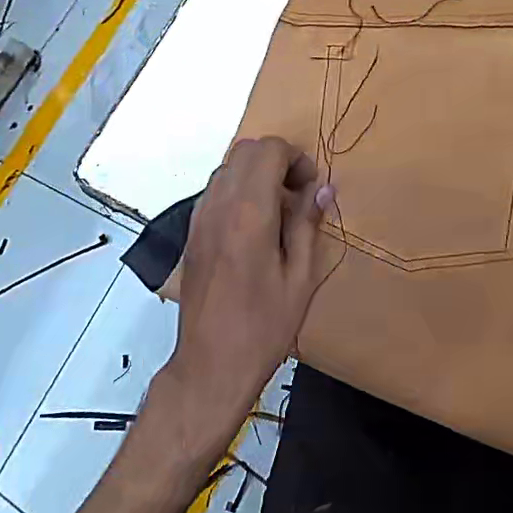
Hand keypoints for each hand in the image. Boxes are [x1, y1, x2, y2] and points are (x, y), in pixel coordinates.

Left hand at [151, 138, 328, 463]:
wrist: (212, 362)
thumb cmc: (264, 327)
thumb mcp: (300, 278)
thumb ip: (307, 225)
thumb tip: (321, 189)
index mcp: (249, 214)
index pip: (267, 150)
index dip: (296, 158)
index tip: (311, 187)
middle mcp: (217, 207)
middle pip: (244, 151)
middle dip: (276, 161)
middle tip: (298, 194)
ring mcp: (198, 219)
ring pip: (226, 169)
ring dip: (255, 175)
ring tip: (279, 213)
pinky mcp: (191, 234)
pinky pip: (214, 193)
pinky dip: (237, 192)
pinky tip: (255, 228)